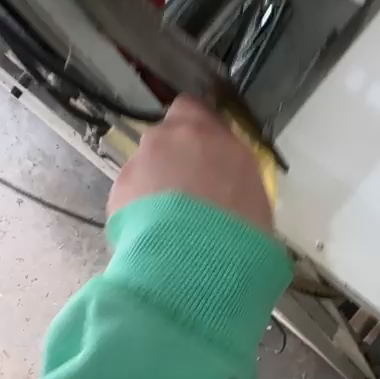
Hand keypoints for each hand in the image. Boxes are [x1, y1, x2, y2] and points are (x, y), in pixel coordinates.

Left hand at [107, 97, 272, 231]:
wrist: (198, 264)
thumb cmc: (243, 241)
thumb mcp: (260, 213)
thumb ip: (242, 192)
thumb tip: (238, 203)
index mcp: (221, 141)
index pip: (203, 114)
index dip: (202, 133)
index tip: (209, 155)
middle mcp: (179, 138)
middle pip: (171, 136)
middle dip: (178, 159)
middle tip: (192, 196)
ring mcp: (144, 157)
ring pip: (148, 163)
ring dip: (157, 185)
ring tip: (171, 225)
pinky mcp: (120, 185)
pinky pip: (131, 192)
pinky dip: (139, 209)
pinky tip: (155, 237)